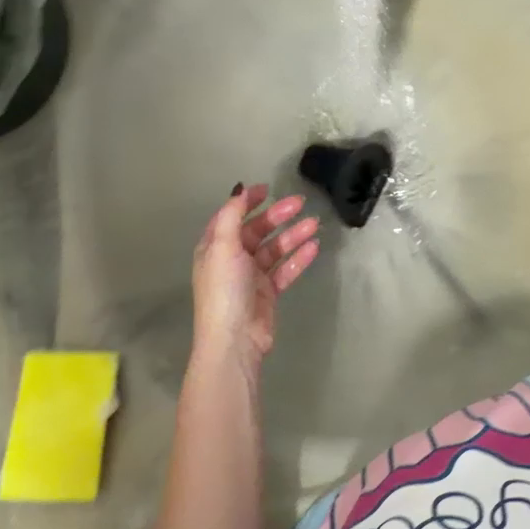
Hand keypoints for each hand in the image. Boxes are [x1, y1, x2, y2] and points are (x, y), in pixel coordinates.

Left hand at [190, 184, 320, 371]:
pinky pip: (285, 269)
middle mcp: (232, 260)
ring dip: (293, 235)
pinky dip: (298, 258)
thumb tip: (240, 190)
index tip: (268, 189)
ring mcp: (251, 277)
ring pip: (275, 249)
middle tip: (299, 203)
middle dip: (277, 215)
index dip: (247, 202)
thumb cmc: (224, 290)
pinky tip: (314, 247)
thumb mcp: (222, 247)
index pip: (231, 217)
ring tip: (314, 224)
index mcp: (215, 248)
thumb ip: (232, 216)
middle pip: (257, 230)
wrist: (235, 340)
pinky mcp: (268, 293)